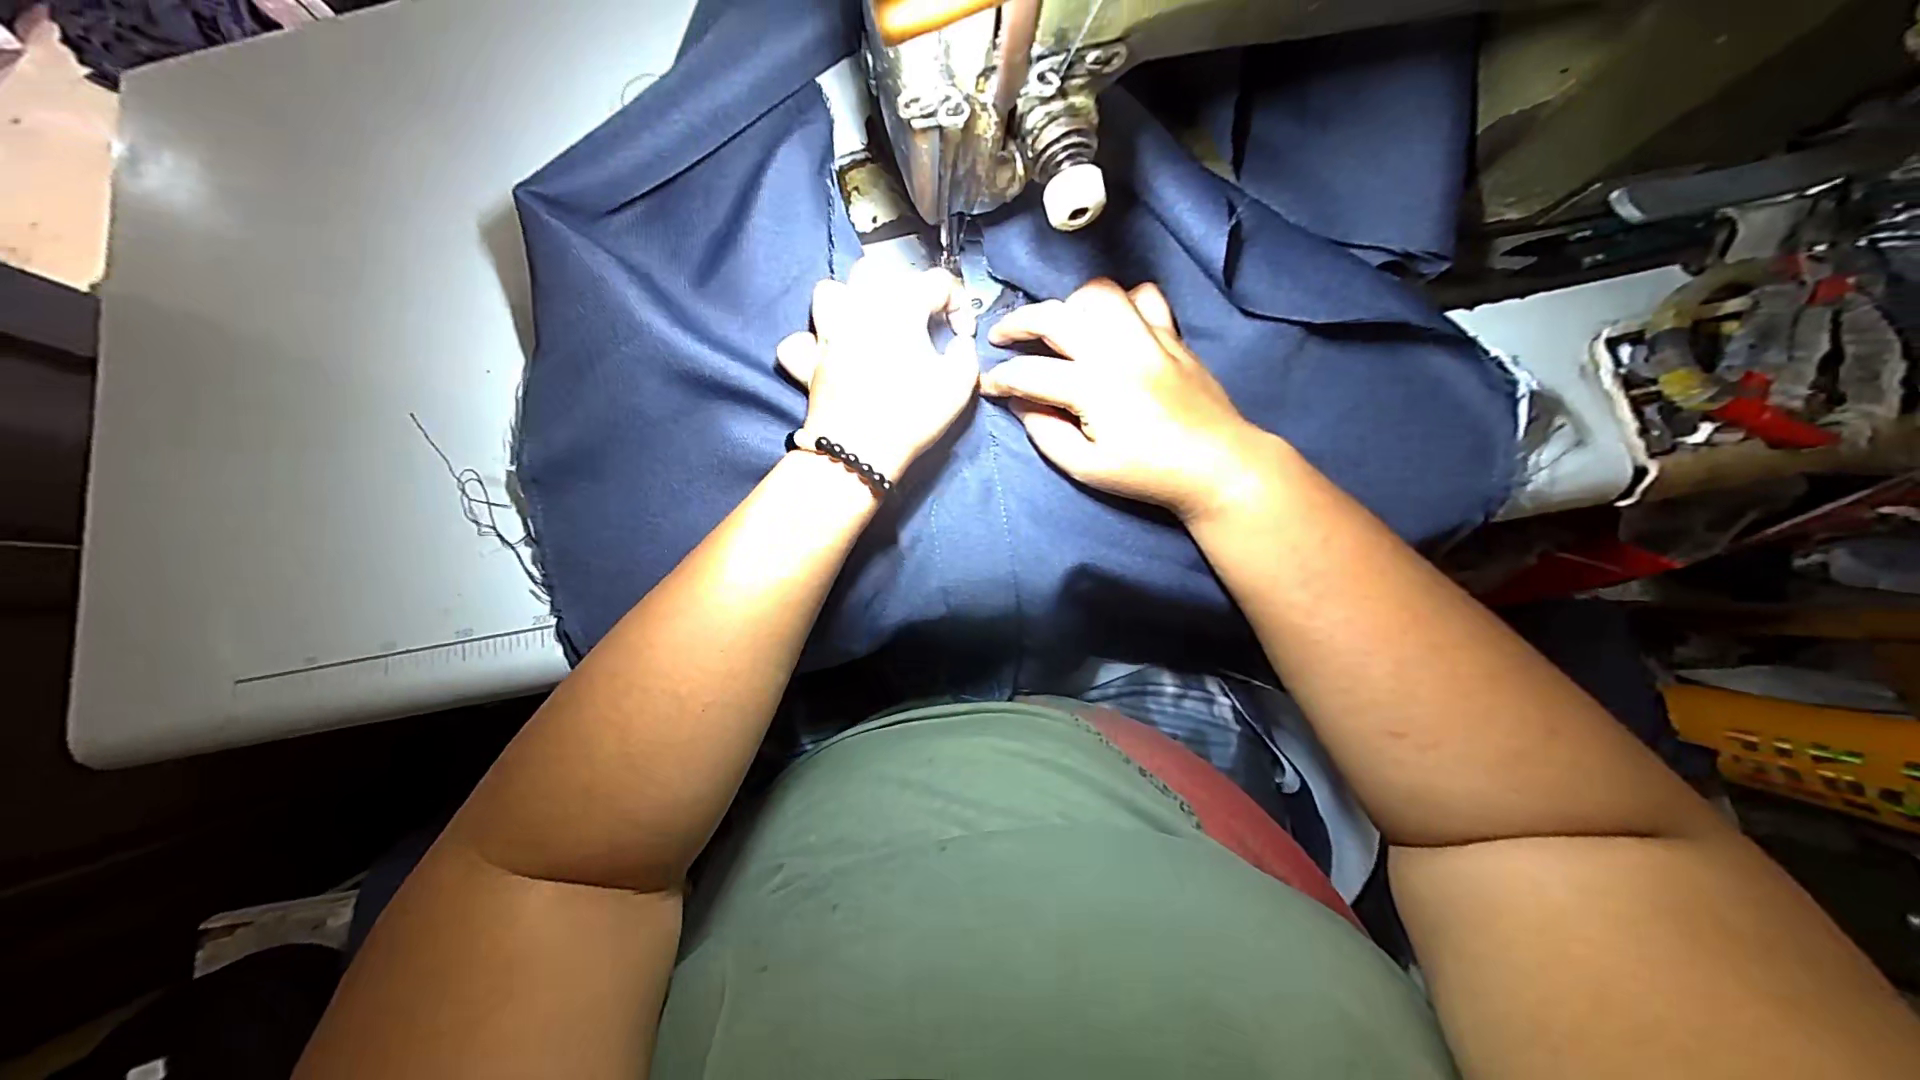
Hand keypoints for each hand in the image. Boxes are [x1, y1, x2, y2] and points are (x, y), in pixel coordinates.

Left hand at [776, 257, 978, 481]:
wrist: (859, 452)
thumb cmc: (910, 417)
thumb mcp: (958, 385)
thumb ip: (965, 353)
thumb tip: (959, 344)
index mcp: (899, 306)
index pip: (937, 283)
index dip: (957, 305)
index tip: (961, 334)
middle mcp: (859, 308)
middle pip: (878, 271)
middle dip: (902, 288)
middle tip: (919, 320)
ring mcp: (828, 333)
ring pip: (831, 290)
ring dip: (852, 301)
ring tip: (870, 324)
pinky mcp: (810, 361)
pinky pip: (801, 340)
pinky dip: (814, 343)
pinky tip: (830, 353)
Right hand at [980, 278, 1278, 522]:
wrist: (1216, 464)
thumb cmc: (1148, 473)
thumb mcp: (1087, 467)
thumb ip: (1046, 433)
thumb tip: (1021, 404)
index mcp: (1093, 387)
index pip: (1030, 373)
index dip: (999, 379)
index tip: (987, 385)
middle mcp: (1117, 351)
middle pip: (1055, 315)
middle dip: (1018, 323)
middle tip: (1002, 338)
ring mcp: (1148, 337)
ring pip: (1099, 294)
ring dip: (1068, 305)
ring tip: (1059, 326)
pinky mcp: (1171, 335)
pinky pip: (1145, 298)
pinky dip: (1122, 303)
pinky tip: (1113, 324)